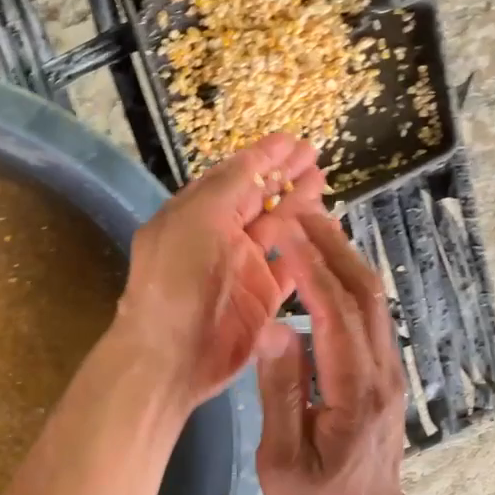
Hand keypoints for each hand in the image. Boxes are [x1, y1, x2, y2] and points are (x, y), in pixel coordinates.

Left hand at [116, 134, 324, 406]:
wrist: (170, 355)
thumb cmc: (176, 281)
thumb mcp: (197, 218)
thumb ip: (229, 185)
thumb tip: (256, 157)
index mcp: (194, 215)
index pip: (233, 177)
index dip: (261, 157)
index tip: (291, 139)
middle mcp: (217, 238)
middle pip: (257, 199)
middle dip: (284, 175)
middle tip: (315, 154)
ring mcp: (240, 270)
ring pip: (276, 230)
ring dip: (298, 206)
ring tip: (323, 180)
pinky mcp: (260, 300)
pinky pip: (289, 268)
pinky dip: (306, 250)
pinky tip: (324, 229)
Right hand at [254, 210, 414, 494]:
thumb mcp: (283, 460)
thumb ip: (279, 393)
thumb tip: (274, 329)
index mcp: (354, 393)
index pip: (336, 314)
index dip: (312, 266)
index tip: (284, 229)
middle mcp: (381, 373)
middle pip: (364, 293)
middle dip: (332, 245)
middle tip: (296, 208)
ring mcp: (389, 371)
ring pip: (373, 299)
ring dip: (342, 256)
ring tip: (308, 223)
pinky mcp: (384, 373)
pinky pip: (370, 314)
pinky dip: (347, 280)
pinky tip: (324, 266)